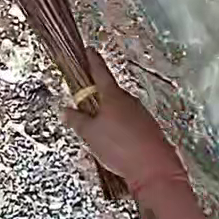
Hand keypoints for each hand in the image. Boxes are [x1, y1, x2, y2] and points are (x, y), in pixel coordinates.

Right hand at [63, 49, 187, 195]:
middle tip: (84, 100)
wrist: (153, 169)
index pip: (100, 72)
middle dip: (97, 95)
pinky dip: (119, 127)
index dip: (93, 60)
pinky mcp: (148, 128)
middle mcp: (129, 100)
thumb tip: (65, 111)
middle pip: (109, 91)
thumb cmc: (120, 147)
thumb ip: (77, 120)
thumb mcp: (90, 134)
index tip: (89, 50)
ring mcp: (140, 114)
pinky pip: (129, 122)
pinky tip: (114, 141)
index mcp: (113, 96)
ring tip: (97, 130)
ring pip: (120, 108)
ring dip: (108, 114)